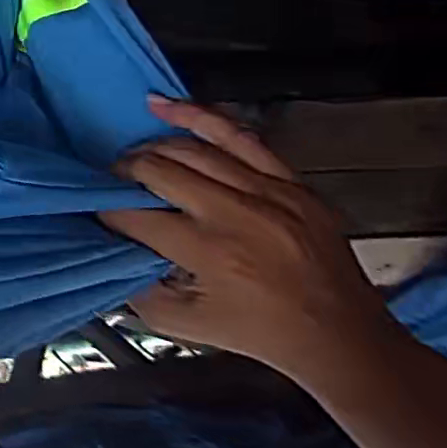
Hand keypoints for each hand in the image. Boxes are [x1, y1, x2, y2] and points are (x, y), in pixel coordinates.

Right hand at [100, 97, 408, 384]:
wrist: (349, 342)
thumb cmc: (257, 334)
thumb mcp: (179, 323)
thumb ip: (130, 283)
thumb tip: (99, 244)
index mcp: (210, 252)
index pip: (131, 213)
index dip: (104, 211)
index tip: (96, 216)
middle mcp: (238, 215)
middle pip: (154, 171)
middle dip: (120, 175)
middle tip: (111, 185)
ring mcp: (271, 194)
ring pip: (188, 149)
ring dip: (147, 151)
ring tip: (131, 161)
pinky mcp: (293, 184)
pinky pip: (237, 135)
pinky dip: (195, 116)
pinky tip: (159, 105)